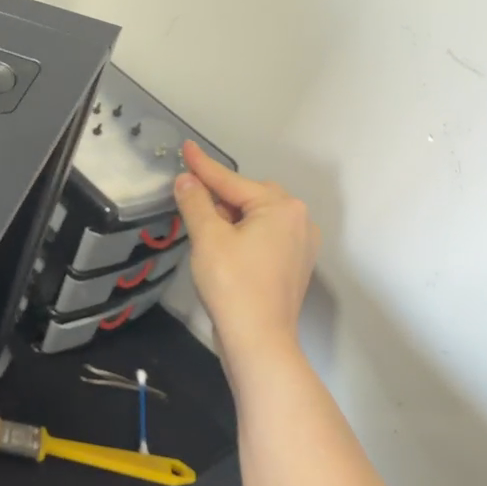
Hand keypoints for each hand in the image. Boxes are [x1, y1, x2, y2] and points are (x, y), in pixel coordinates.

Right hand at [172, 141, 319, 359]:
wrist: (258, 337)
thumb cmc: (232, 285)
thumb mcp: (207, 240)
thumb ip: (196, 204)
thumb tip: (186, 180)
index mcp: (280, 205)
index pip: (231, 181)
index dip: (203, 167)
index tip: (186, 148)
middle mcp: (298, 218)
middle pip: (249, 197)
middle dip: (220, 197)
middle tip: (190, 200)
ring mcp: (300, 243)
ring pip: (258, 219)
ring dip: (231, 218)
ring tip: (205, 229)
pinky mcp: (294, 265)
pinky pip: (265, 238)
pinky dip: (243, 236)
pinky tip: (226, 250)